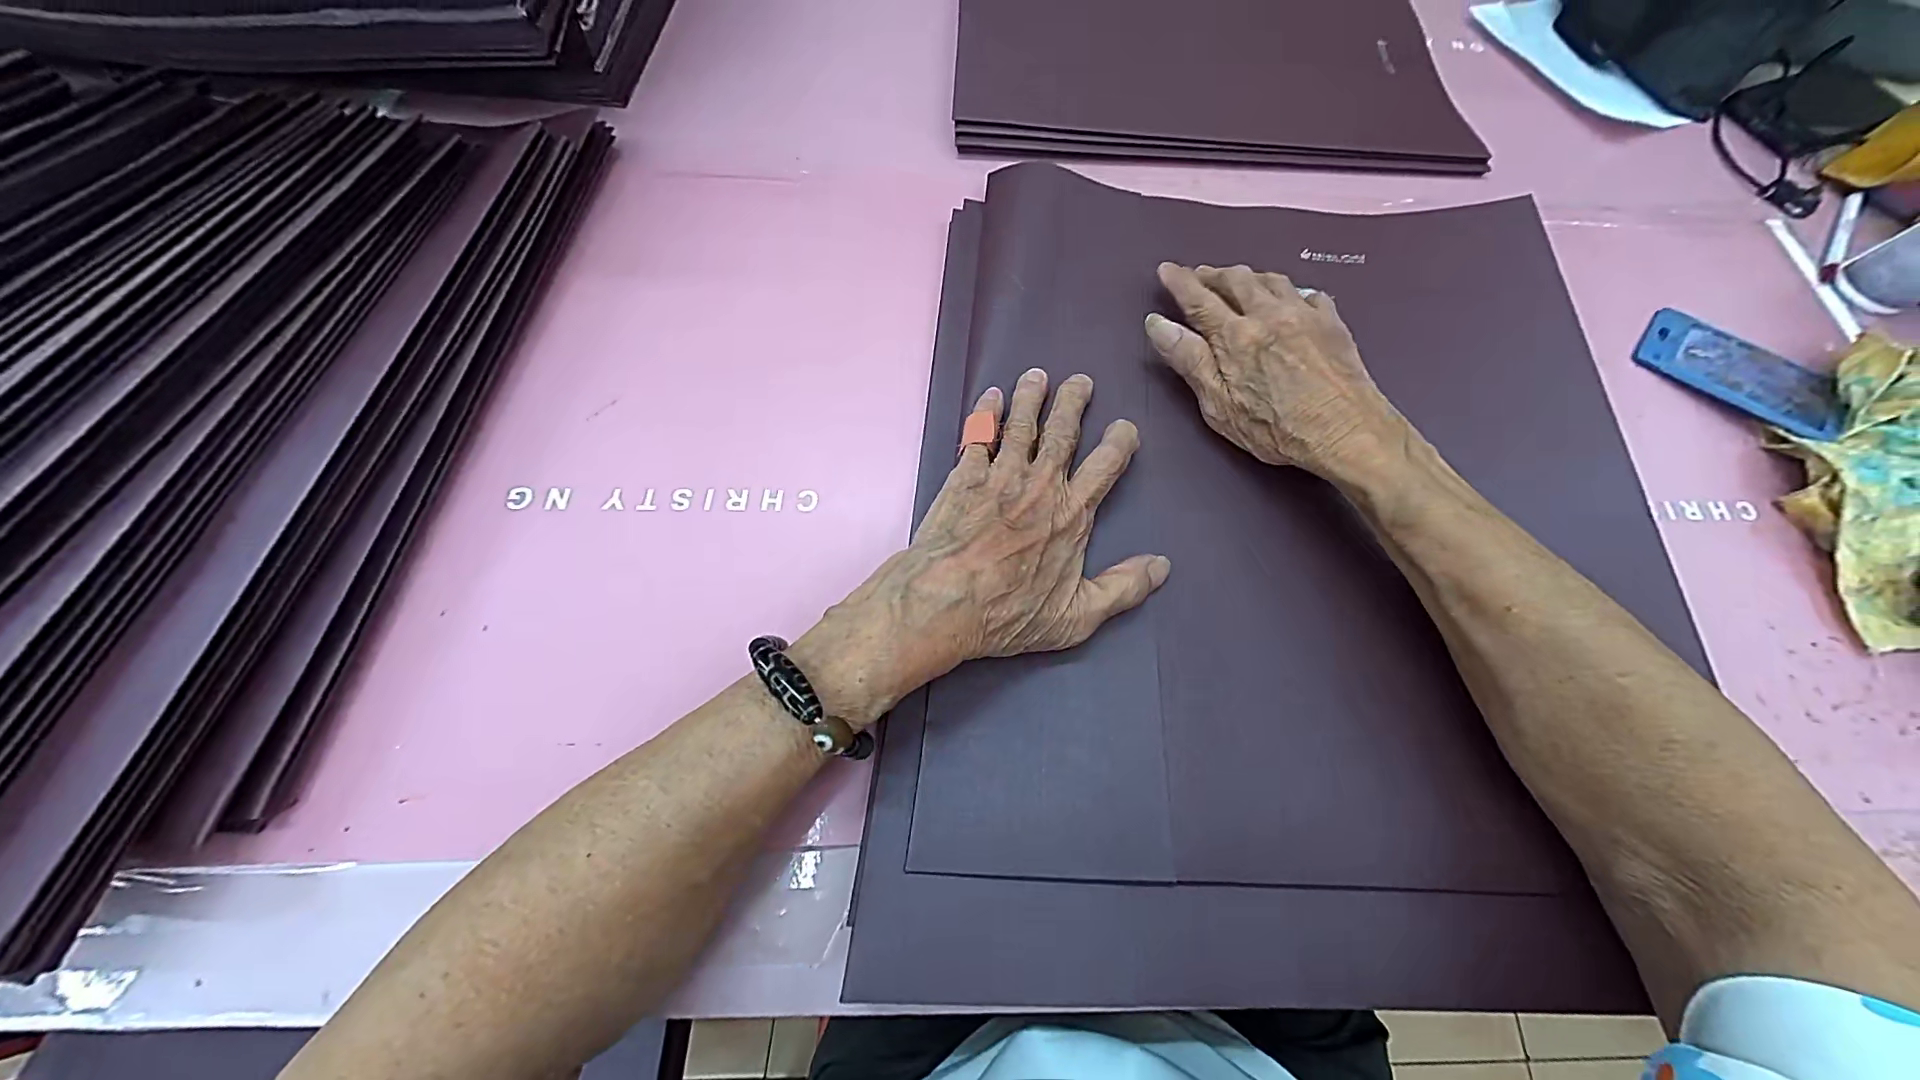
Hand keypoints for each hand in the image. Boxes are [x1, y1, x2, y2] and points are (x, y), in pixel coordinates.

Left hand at [792, 369, 1169, 727]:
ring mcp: (1000, 476)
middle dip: (1073, 402)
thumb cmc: (1008, 613)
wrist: (944, 600)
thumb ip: (1122, 589)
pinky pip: (979, 434)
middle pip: (1062, 432)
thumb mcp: (1076, 617)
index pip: (1105, 466)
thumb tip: (1162, 567)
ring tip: (1037, 375)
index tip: (1124, 426)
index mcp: (1071, 515)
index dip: (1118, 442)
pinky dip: (985, 412)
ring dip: (1031, 396)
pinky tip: (990, 396)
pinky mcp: (964, 476)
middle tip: (1080, 381)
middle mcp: (1040, 485)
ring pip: (1021, 424)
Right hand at [1145, 262, 1408, 480]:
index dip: (1179, 281)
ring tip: (1238, 280)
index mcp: (1235, 336)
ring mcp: (1304, 314)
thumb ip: (1188, 360)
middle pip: (1236, 280)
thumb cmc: (1276, 429)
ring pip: (1271, 278)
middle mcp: (1269, 314)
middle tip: (1199, 274)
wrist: (1347, 431)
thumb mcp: (1218, 404)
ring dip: (1248, 276)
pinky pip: (1307, 292)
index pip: (1199, 299)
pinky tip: (1288, 298)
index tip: (1166, 268)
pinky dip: (1288, 290)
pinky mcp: (1332, 322)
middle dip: (1213, 273)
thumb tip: (1158, 323)